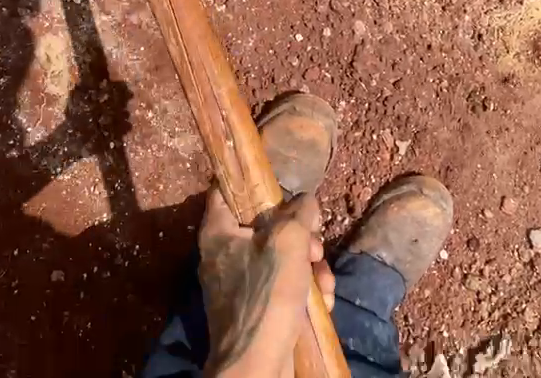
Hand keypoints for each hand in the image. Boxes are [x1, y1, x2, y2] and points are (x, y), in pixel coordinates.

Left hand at [198, 187, 335, 377]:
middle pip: (265, 223)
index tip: (282, 184)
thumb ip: (299, 212)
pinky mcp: (256, 308)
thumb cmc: (267, 295)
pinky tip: (322, 300)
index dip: (254, 181)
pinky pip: (282, 284)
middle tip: (314, 245)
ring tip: (322, 281)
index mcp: (218, 231)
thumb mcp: (289, 240)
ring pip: (280, 255)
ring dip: (309, 265)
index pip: (226, 188)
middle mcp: (224, 253)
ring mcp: (239, 283)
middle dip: (299, 233)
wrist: (258, 367)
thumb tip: (305, 201)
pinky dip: (303, 289)